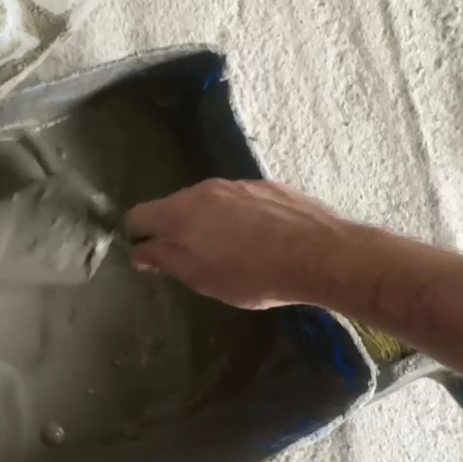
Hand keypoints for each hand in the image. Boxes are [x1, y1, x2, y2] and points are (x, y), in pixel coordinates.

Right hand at [124, 179, 359, 309]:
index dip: (136, 236)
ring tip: (231, 252)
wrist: (326, 255)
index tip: (148, 257)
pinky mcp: (271, 187)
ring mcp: (240, 184)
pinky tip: (261, 241)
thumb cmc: (253, 273)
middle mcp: (205, 189)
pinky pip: (241, 202)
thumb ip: (164, 260)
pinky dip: (240, 218)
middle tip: (191, 260)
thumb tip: (139, 251)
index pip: (138, 215)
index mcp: (180, 211)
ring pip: (209, 203)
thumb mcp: (200, 277)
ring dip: (209, 224)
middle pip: (174, 207)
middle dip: (174, 230)